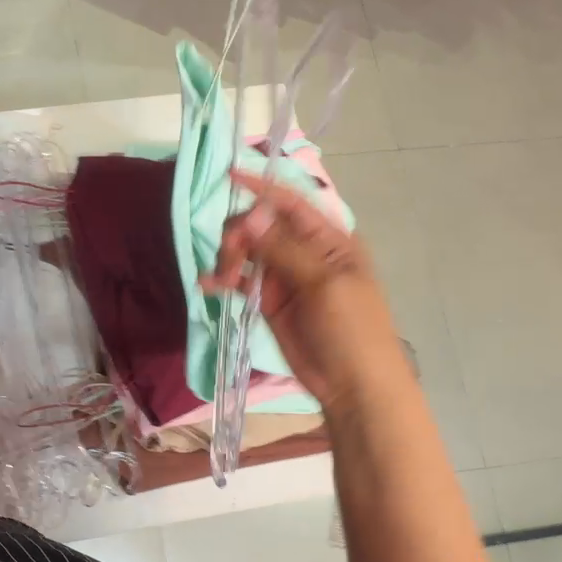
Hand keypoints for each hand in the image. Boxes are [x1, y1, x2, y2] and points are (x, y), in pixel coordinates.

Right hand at [202, 173, 408, 414]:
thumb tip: (249, 216)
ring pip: (245, 250)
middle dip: (238, 235)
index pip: (292, 202)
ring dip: (227, 258)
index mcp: (330, 239)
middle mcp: (305, 251)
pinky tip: (208, 287)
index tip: (229, 177)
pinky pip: (239, 279)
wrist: (353, 385)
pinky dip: (222, 279)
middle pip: (260, 226)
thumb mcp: (323, 285)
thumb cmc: (352, 330)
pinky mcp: (268, 300)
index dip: (262, 188)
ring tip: (220, 281)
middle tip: (230, 261)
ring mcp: (284, 276)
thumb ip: (284, 249)